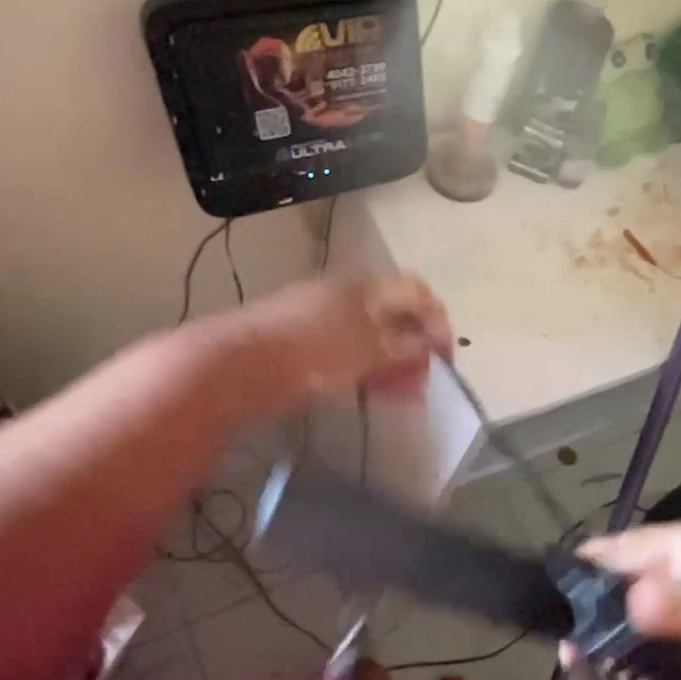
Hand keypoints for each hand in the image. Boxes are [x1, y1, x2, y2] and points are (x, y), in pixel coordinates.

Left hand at [203, 274, 451, 402]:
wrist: (236, 365)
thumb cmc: (312, 351)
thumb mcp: (370, 349)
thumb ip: (406, 345)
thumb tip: (430, 344)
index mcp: (367, 286)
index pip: (418, 293)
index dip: (438, 322)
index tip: (444, 359)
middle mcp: (347, 293)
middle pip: (396, 314)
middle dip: (416, 346)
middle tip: (423, 380)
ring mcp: (322, 315)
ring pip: (373, 334)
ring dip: (394, 360)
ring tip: (401, 392)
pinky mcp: (303, 340)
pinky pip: (349, 349)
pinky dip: (368, 367)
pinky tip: (369, 390)